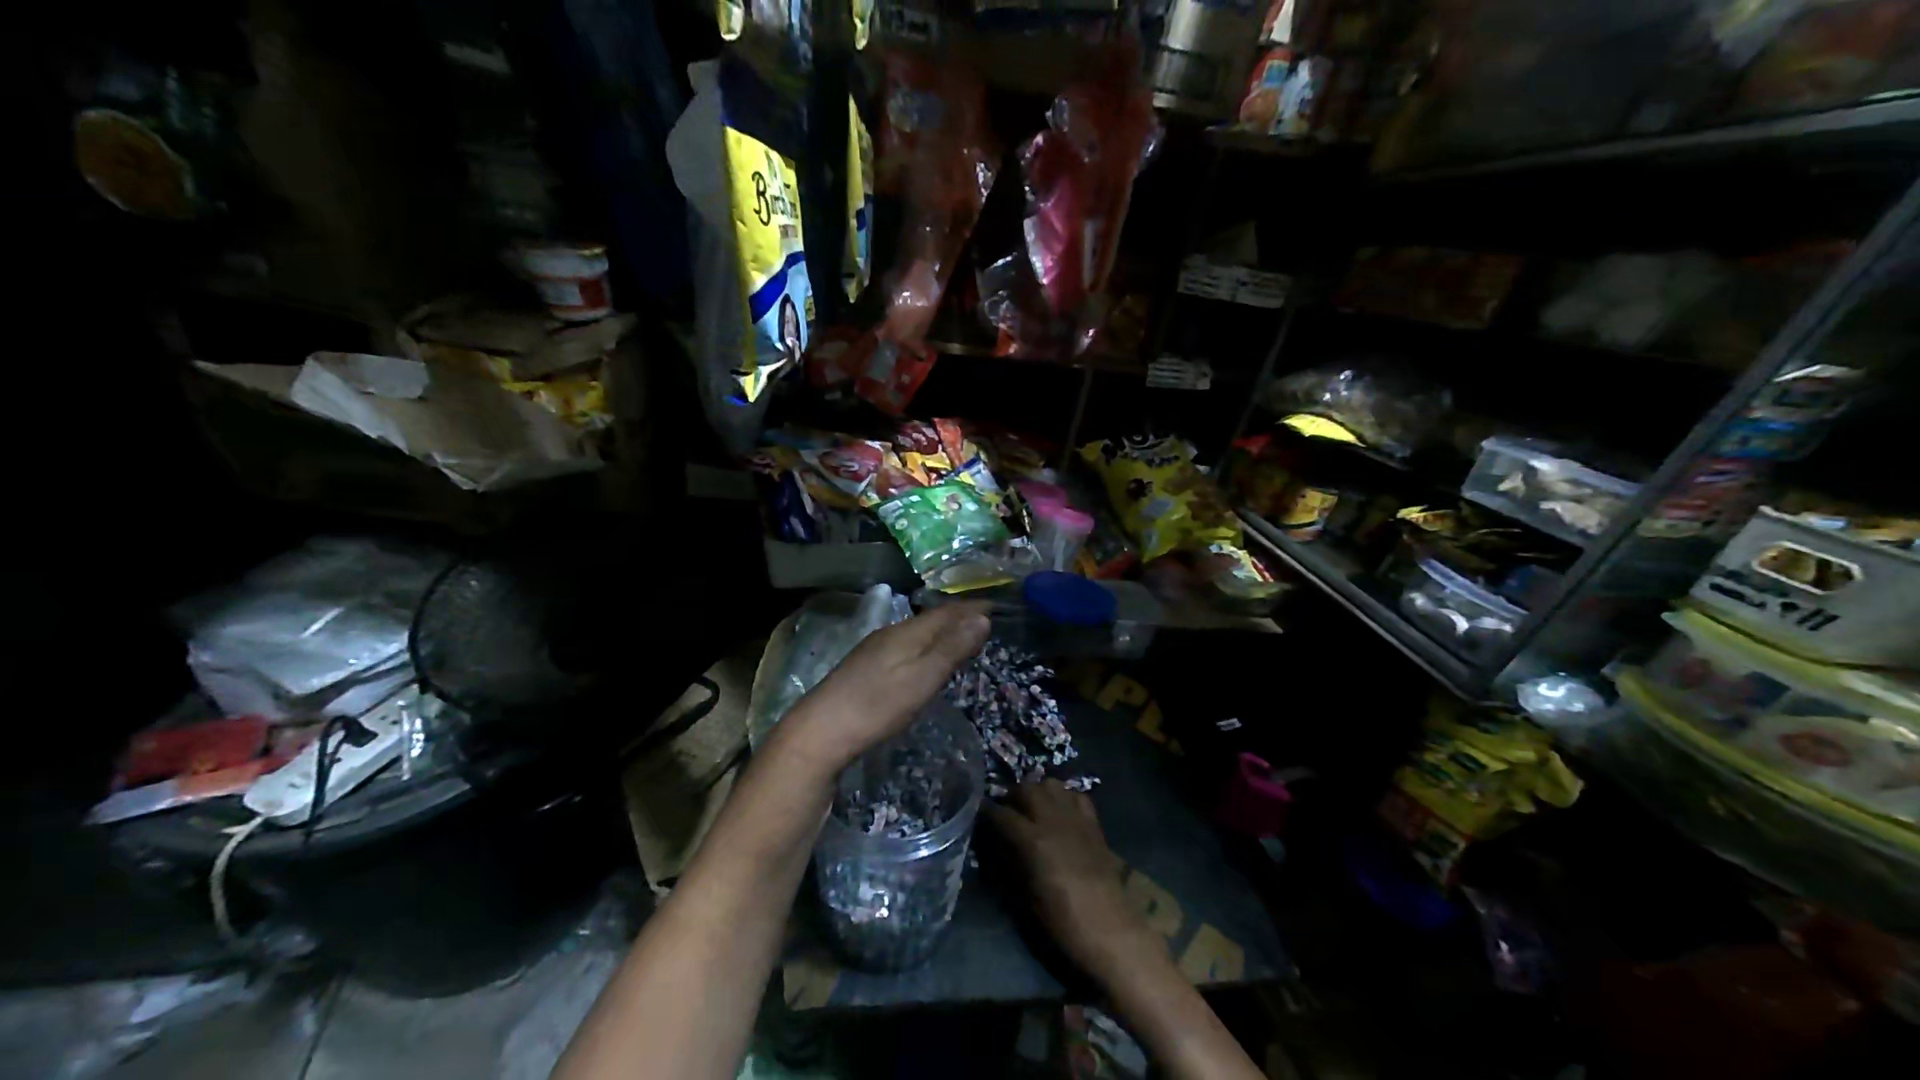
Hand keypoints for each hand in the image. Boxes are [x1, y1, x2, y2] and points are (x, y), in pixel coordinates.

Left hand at [776, 602, 990, 772]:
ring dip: (941, 632)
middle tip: (984, 620)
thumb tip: (982, 617)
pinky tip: (923, 660)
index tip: (995, 605)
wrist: (820, 732)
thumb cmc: (876, 706)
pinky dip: (924, 647)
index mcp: (906, 633)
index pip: (946, 612)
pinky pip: (905, 647)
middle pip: (930, 620)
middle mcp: (889, 634)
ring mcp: (874, 651)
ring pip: (916, 634)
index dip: (971, 608)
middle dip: (958, 618)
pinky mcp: (865, 669)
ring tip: (960, 637)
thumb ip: (951, 649)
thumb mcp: (921, 679)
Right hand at [984, 780, 1164, 984]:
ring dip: (1038, 791)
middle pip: (1027, 788)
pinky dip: (1064, 798)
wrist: (1110, 931)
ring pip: (1052, 785)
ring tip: (1031, 807)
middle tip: (1005, 810)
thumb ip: (1009, 862)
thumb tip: (997, 844)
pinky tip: (1060, 812)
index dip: (985, 811)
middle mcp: (1053, 820)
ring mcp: (1076, 819)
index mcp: (1033, 839)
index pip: (1001, 814)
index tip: (976, 812)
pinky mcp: (1094, 825)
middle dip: (1011, 795)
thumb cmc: (1062, 921)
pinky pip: (1077, 797)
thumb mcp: (1024, 895)